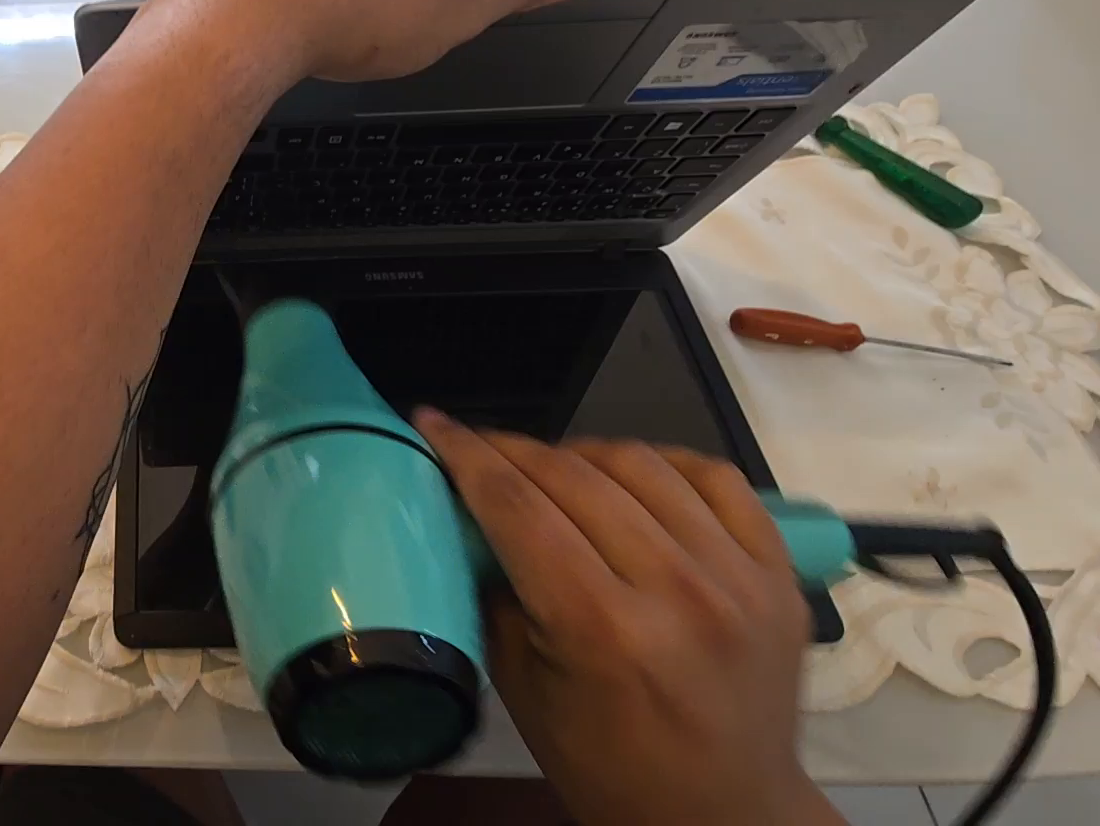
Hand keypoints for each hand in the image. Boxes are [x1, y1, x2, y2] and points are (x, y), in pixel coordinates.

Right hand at [411, 410, 846, 825]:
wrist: (725, 815)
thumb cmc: (601, 760)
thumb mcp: (516, 680)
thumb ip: (493, 588)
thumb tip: (470, 515)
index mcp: (600, 627)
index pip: (516, 506)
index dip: (465, 454)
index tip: (431, 421)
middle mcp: (676, 591)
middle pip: (570, 474)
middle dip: (508, 448)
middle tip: (476, 448)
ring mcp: (737, 578)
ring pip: (637, 463)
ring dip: (577, 452)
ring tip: (550, 469)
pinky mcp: (776, 574)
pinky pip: (715, 478)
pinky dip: (660, 462)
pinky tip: (628, 476)